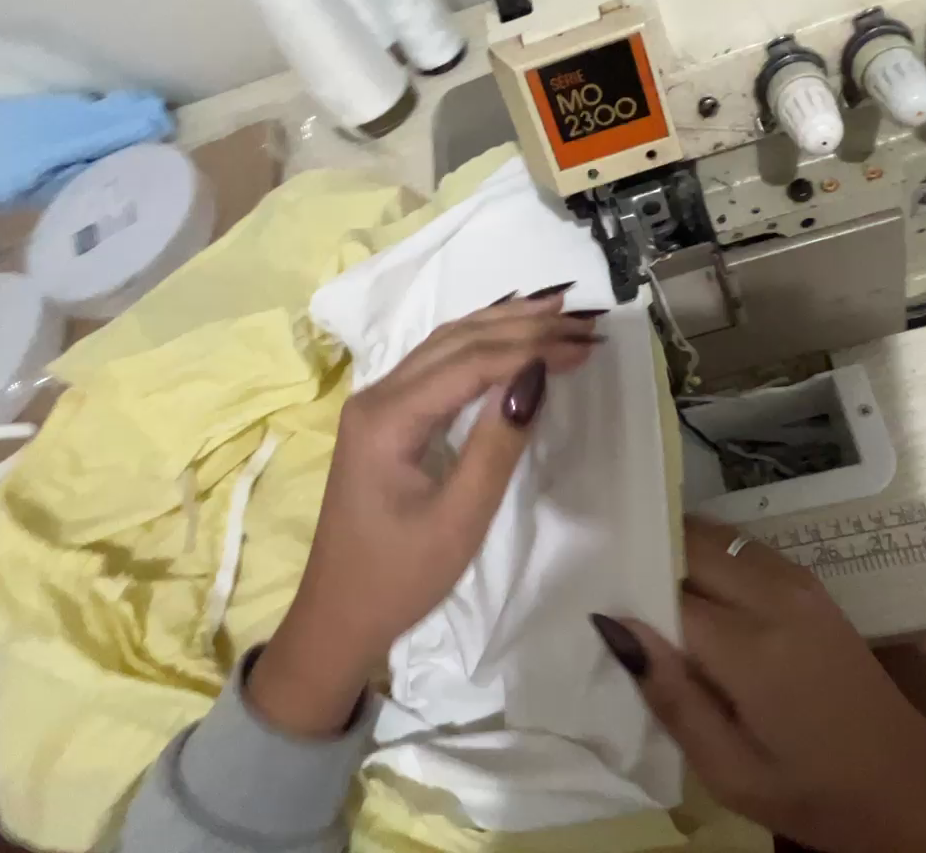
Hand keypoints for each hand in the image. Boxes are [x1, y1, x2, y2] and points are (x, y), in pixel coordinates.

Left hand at [247, 286, 603, 736]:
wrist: (339, 617)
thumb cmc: (400, 577)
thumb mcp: (460, 519)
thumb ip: (497, 444)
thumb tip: (536, 376)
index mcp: (387, 418)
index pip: (470, 362)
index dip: (531, 347)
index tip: (586, 341)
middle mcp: (377, 396)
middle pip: (457, 341)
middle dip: (523, 325)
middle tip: (582, 317)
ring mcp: (378, 404)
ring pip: (446, 344)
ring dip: (502, 325)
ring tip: (556, 309)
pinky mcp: (387, 417)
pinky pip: (438, 364)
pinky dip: (480, 343)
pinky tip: (506, 331)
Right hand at [593, 518, 925, 852]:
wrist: (908, 782)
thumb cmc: (811, 790)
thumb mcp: (729, 771)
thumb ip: (671, 696)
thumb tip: (615, 626)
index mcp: (751, 648)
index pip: (666, 591)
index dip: (627, 590)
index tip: (593, 595)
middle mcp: (773, 596)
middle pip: (690, 545)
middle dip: (650, 556)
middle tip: (615, 582)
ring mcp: (795, 581)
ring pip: (715, 537)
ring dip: (678, 550)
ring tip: (648, 583)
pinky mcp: (807, 580)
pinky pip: (742, 547)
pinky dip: (709, 555)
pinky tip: (695, 588)